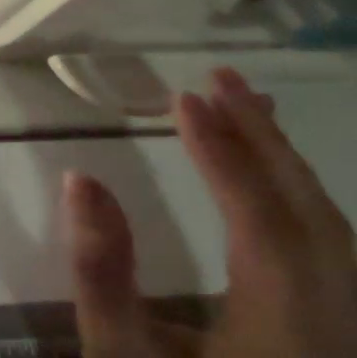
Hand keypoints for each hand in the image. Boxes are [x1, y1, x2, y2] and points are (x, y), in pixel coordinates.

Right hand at [66, 67, 356, 356]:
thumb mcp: (121, 353)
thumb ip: (100, 271)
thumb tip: (81, 180)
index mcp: (287, 324)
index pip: (262, 218)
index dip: (224, 153)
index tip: (183, 95)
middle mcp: (340, 322)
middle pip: (316, 219)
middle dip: (267, 143)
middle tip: (221, 80)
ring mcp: (349, 329)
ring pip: (339, 235)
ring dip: (290, 166)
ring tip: (247, 110)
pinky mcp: (343, 333)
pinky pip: (339, 252)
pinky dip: (306, 202)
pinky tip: (278, 183)